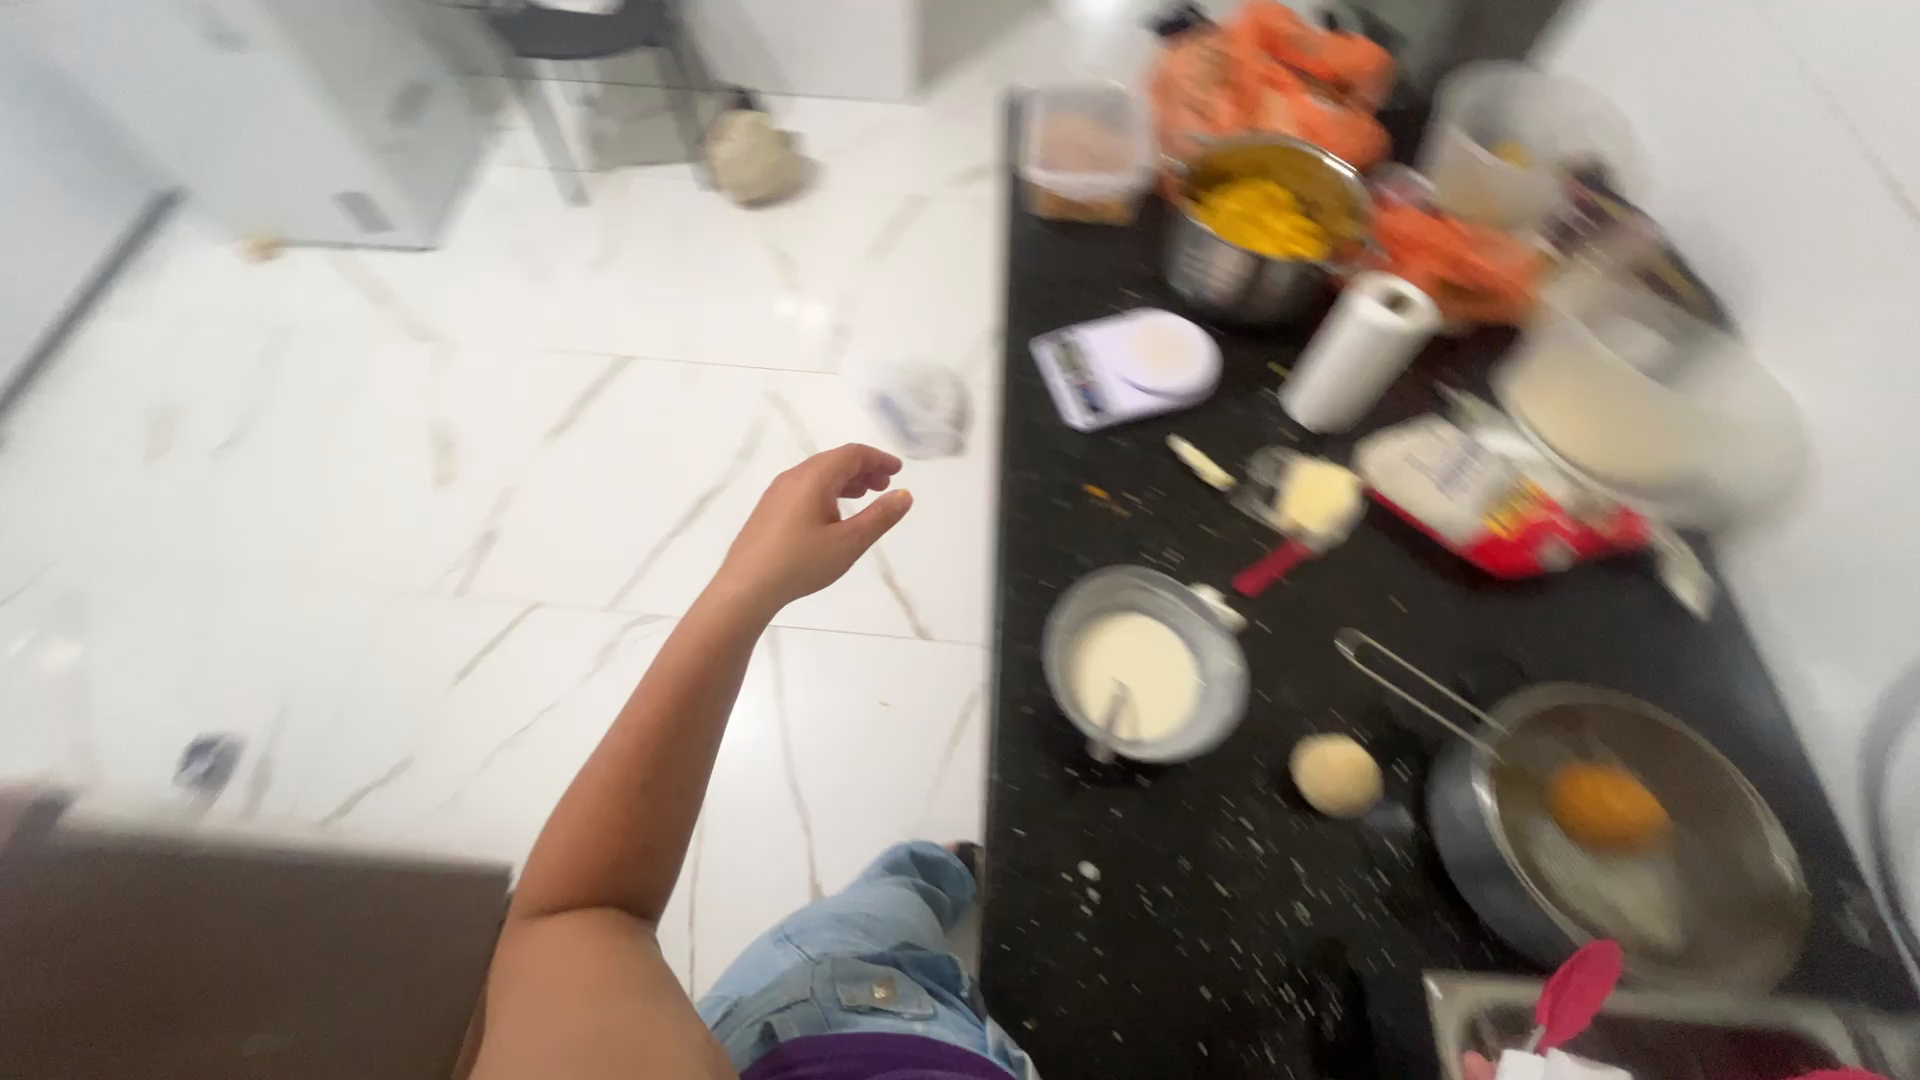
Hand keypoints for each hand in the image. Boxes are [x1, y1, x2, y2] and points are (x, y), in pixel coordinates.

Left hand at [712, 443, 912, 613]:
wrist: (746, 587)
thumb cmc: (801, 562)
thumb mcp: (849, 542)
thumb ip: (880, 516)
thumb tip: (904, 495)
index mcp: (814, 478)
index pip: (852, 454)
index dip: (878, 459)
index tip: (898, 471)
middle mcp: (794, 477)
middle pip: (834, 461)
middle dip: (863, 469)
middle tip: (885, 486)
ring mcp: (777, 493)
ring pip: (818, 475)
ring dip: (846, 481)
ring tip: (865, 497)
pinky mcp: (769, 509)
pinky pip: (805, 488)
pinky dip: (828, 491)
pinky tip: (833, 514)